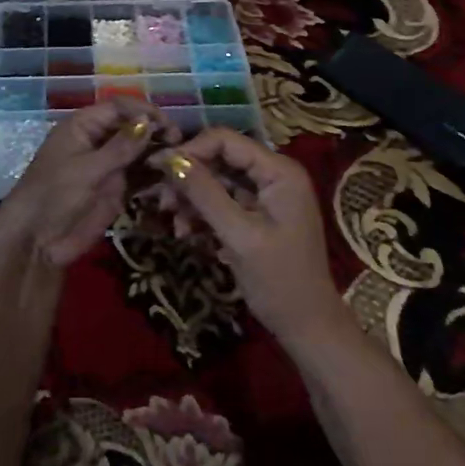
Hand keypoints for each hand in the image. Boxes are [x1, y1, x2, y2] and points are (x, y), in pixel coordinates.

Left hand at [0, 97, 171, 266]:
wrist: (38, 239)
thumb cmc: (54, 195)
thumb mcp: (87, 169)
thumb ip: (120, 147)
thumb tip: (148, 121)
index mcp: (82, 126)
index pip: (118, 108)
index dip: (143, 112)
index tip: (168, 125)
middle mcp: (97, 140)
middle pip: (132, 127)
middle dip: (155, 132)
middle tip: (180, 144)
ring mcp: (108, 165)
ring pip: (139, 151)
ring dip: (158, 153)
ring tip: (181, 161)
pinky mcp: (116, 188)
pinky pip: (140, 175)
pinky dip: (155, 174)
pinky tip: (172, 177)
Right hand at [148, 129, 343, 339]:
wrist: (305, 325)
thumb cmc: (279, 279)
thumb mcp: (239, 235)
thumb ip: (205, 194)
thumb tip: (169, 160)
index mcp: (279, 171)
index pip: (224, 140)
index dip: (190, 151)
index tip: (159, 171)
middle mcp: (272, 174)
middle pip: (217, 158)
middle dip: (187, 178)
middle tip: (162, 202)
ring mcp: (263, 194)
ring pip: (214, 180)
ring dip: (189, 198)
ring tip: (173, 223)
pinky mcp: (254, 213)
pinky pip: (219, 200)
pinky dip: (199, 213)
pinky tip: (185, 232)